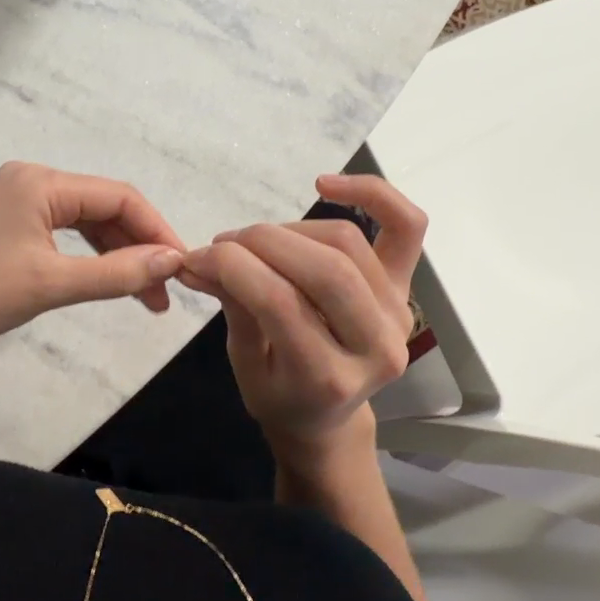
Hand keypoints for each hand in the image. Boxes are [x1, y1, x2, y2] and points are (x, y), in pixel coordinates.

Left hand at [0, 162, 186, 357]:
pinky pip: (60, 230)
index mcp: (40, 182)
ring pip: (83, 221)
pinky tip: (105, 280)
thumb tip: (173, 261)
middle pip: (102, 206)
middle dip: (137, 248)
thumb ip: (117, 273)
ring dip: (115, 255)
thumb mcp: (52, 285)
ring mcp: (14, 198)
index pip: (118, 197)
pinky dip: (86, 256)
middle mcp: (29, 179)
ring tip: (143, 297)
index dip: (157, 231)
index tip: (183, 270)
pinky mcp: (5, 221)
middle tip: (163, 295)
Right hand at [180, 174, 425, 469]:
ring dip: (289, 228)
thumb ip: (230, 305)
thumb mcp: (244, 362)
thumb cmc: (278, 395)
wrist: (328, 416)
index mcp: (329, 378)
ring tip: (253, 240)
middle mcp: (377, 345)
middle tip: (222, 245)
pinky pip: (405, 227)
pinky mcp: (406, 286)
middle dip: (260, 243)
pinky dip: (373, 194)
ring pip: (345, 241)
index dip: (230, 267)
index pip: (278, 301)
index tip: (194, 258)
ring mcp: (398, 312)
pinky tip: (325, 184)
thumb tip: (195, 260)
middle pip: (322, 267)